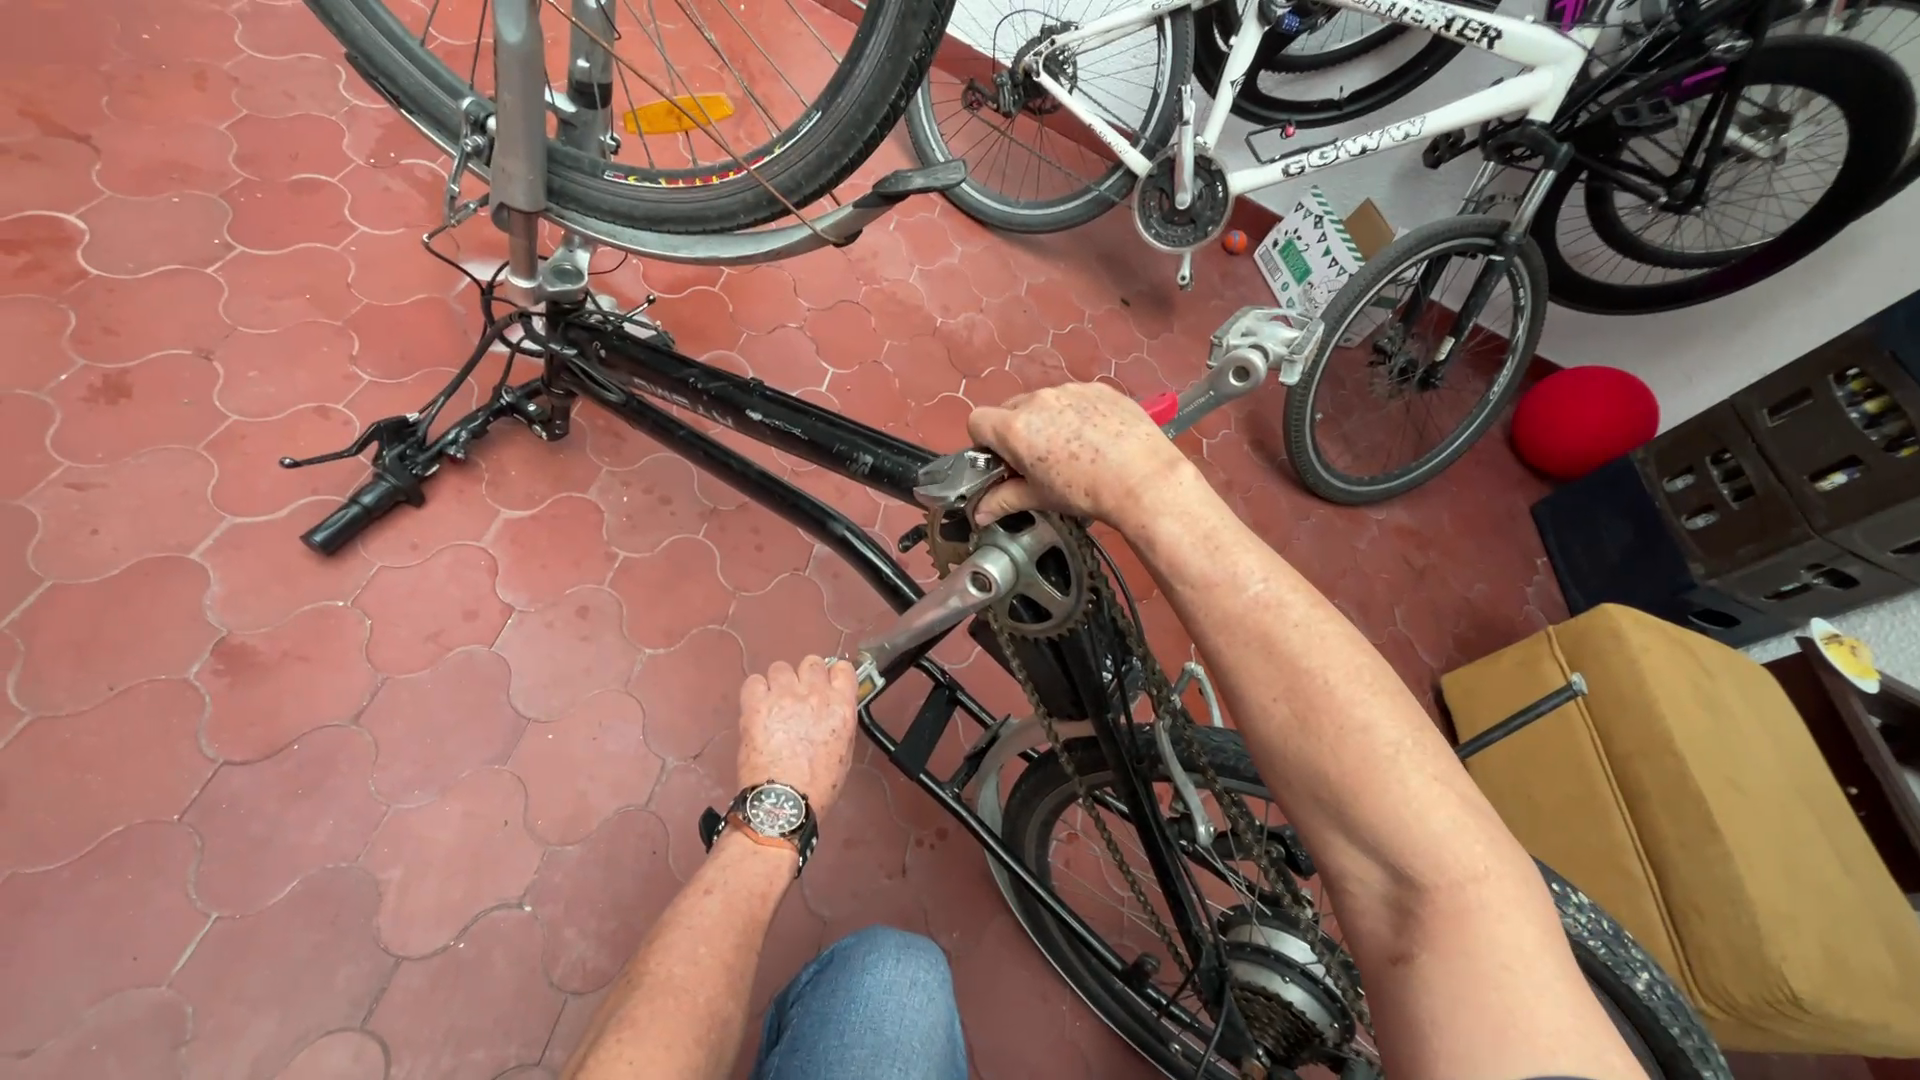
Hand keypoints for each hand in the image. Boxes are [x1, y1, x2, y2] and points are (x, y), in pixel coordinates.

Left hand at [735, 656, 859, 814]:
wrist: (783, 802)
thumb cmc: (819, 785)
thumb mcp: (844, 751)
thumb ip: (838, 721)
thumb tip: (828, 710)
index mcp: (841, 706)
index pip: (843, 669)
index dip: (832, 676)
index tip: (825, 686)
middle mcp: (815, 693)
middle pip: (811, 662)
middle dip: (805, 677)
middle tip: (797, 698)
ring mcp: (784, 695)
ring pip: (780, 668)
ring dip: (778, 683)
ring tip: (774, 705)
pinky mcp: (756, 704)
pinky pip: (753, 681)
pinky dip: (755, 692)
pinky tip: (756, 708)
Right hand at [967, 382, 1194, 530]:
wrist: (1143, 478)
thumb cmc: (1085, 491)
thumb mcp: (1041, 498)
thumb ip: (1005, 500)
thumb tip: (979, 513)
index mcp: (1015, 428)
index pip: (977, 421)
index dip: (985, 442)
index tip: (1003, 461)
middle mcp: (1038, 401)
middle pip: (1010, 410)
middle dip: (1015, 432)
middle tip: (1037, 460)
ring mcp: (1070, 390)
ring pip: (1044, 402)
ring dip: (1046, 421)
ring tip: (1073, 451)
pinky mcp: (1099, 388)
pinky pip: (1075, 398)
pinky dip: (1077, 414)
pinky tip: (1098, 439)